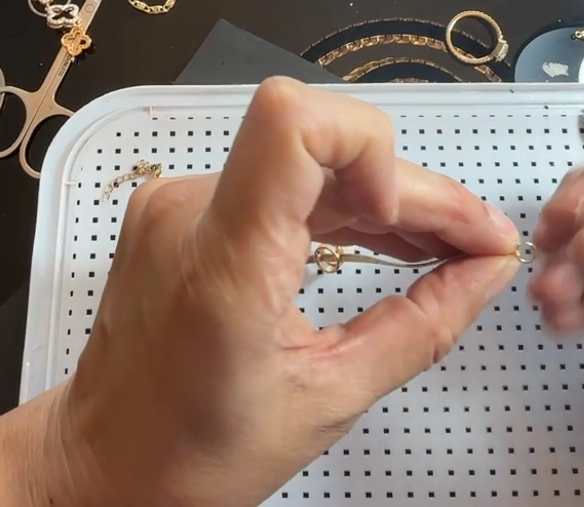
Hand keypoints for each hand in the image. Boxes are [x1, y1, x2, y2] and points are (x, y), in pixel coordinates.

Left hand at [40, 77, 524, 506]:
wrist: (101, 461)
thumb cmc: (190, 450)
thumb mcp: (326, 400)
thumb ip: (421, 327)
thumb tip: (483, 272)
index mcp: (225, 259)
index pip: (291, 122)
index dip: (366, 144)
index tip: (397, 211)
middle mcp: (194, 207)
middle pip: (326, 146)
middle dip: (414, 188)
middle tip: (478, 241)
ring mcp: (186, 200)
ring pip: (312, 162)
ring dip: (386, 194)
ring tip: (448, 243)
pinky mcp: (191, 207)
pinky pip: (282, 183)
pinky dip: (343, 206)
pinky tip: (390, 237)